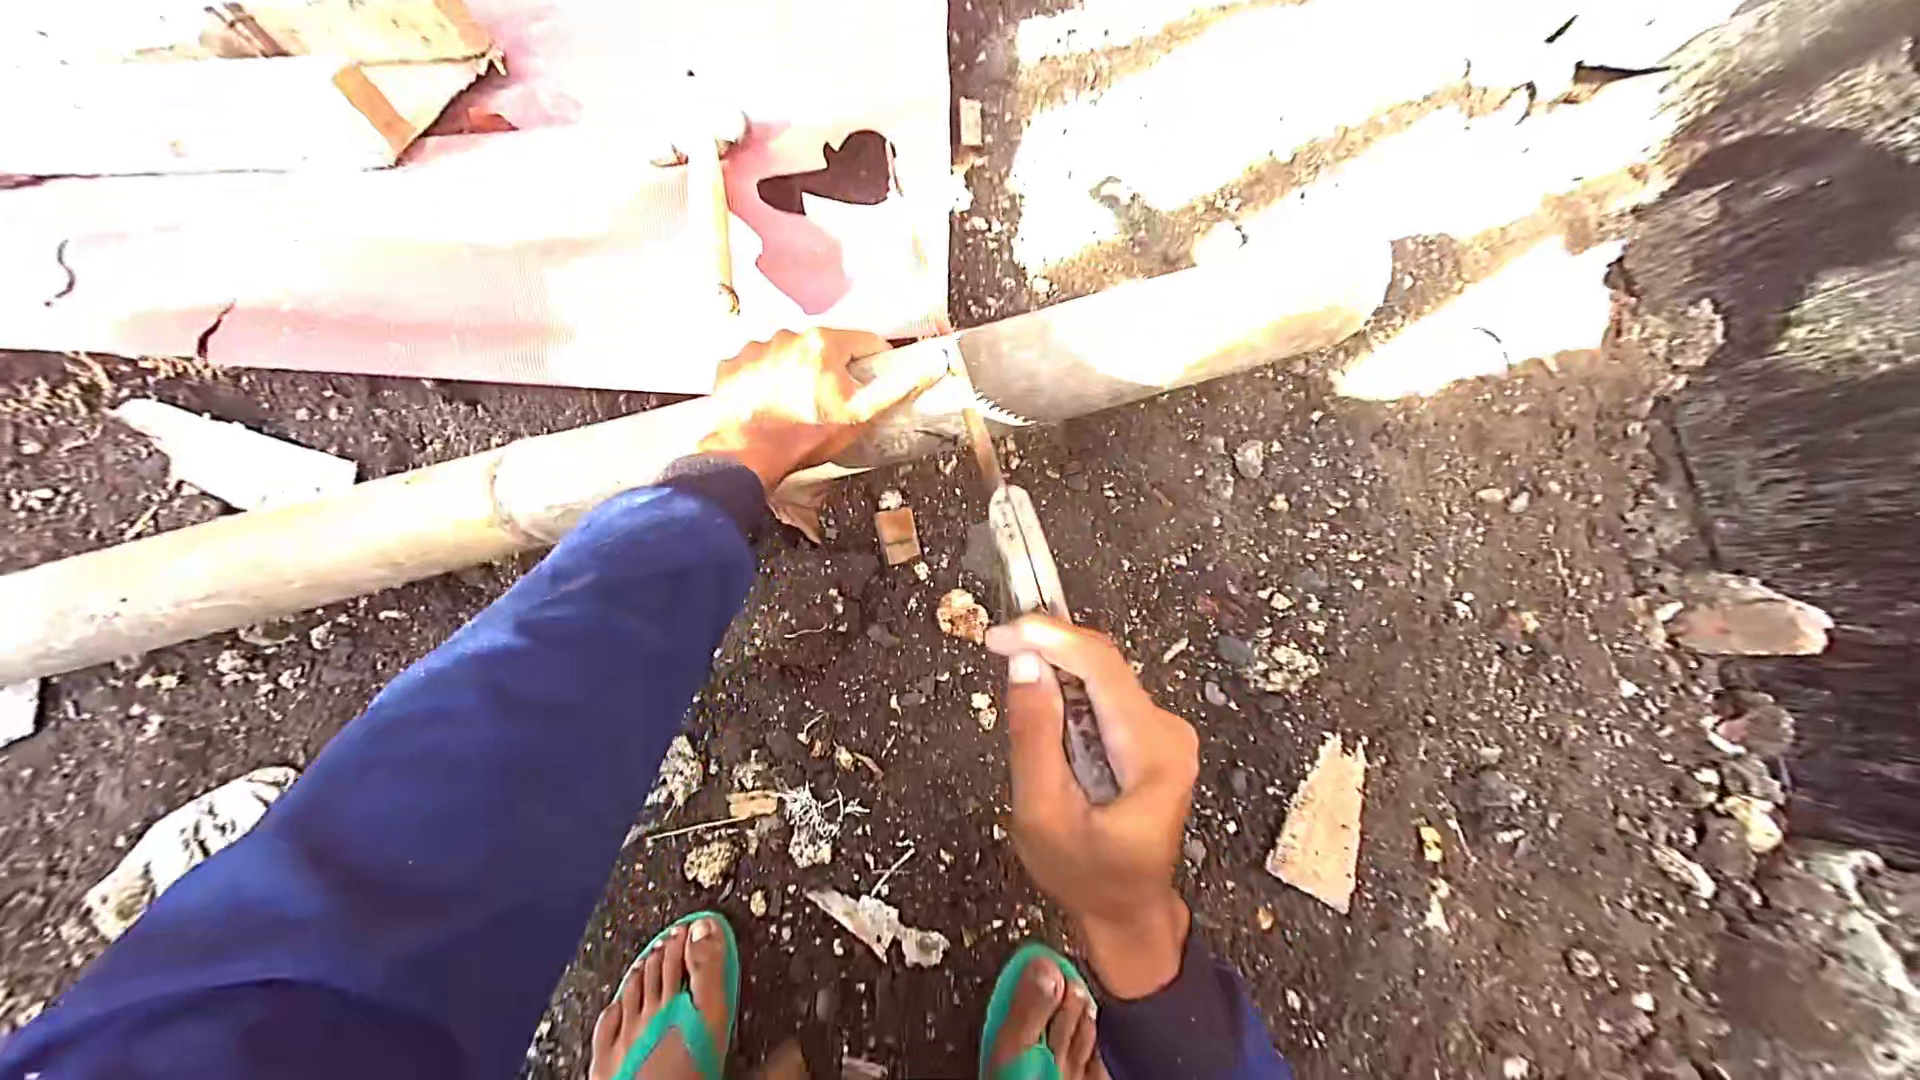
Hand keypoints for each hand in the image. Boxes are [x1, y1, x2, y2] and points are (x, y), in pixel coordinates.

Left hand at [696, 328, 933, 490]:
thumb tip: (927, 368)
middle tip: (834, 403)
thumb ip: (895, 389)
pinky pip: (758, 366)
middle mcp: (787, 336)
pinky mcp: (732, 365)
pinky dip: (767, 380)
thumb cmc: (804, 435)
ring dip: (799, 373)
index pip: (865, 341)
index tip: (874, 380)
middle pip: (826, 348)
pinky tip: (773, 403)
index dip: (877, 361)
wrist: (747, 454)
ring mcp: (755, 349)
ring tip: (799, 406)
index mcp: (823, 343)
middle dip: (835, 370)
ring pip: (791, 355)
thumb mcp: (860, 415)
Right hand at [986, 616, 1200, 998]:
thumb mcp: (1043, 813)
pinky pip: (1100, 692)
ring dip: (1053, 672)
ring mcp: (1161, 730)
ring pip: (1098, 674)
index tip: (999, 635)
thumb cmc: (1086, 875)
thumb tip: (1024, 662)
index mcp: (1153, 754)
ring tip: (1019, 694)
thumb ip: (1034, 735)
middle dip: (1046, 650)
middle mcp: (1167, 731)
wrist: (1127, 911)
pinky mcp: (1147, 732)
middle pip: (1102, 664)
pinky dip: (1065, 692)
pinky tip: (1045, 715)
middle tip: (998, 648)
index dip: (1048, 637)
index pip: (1101, 665)